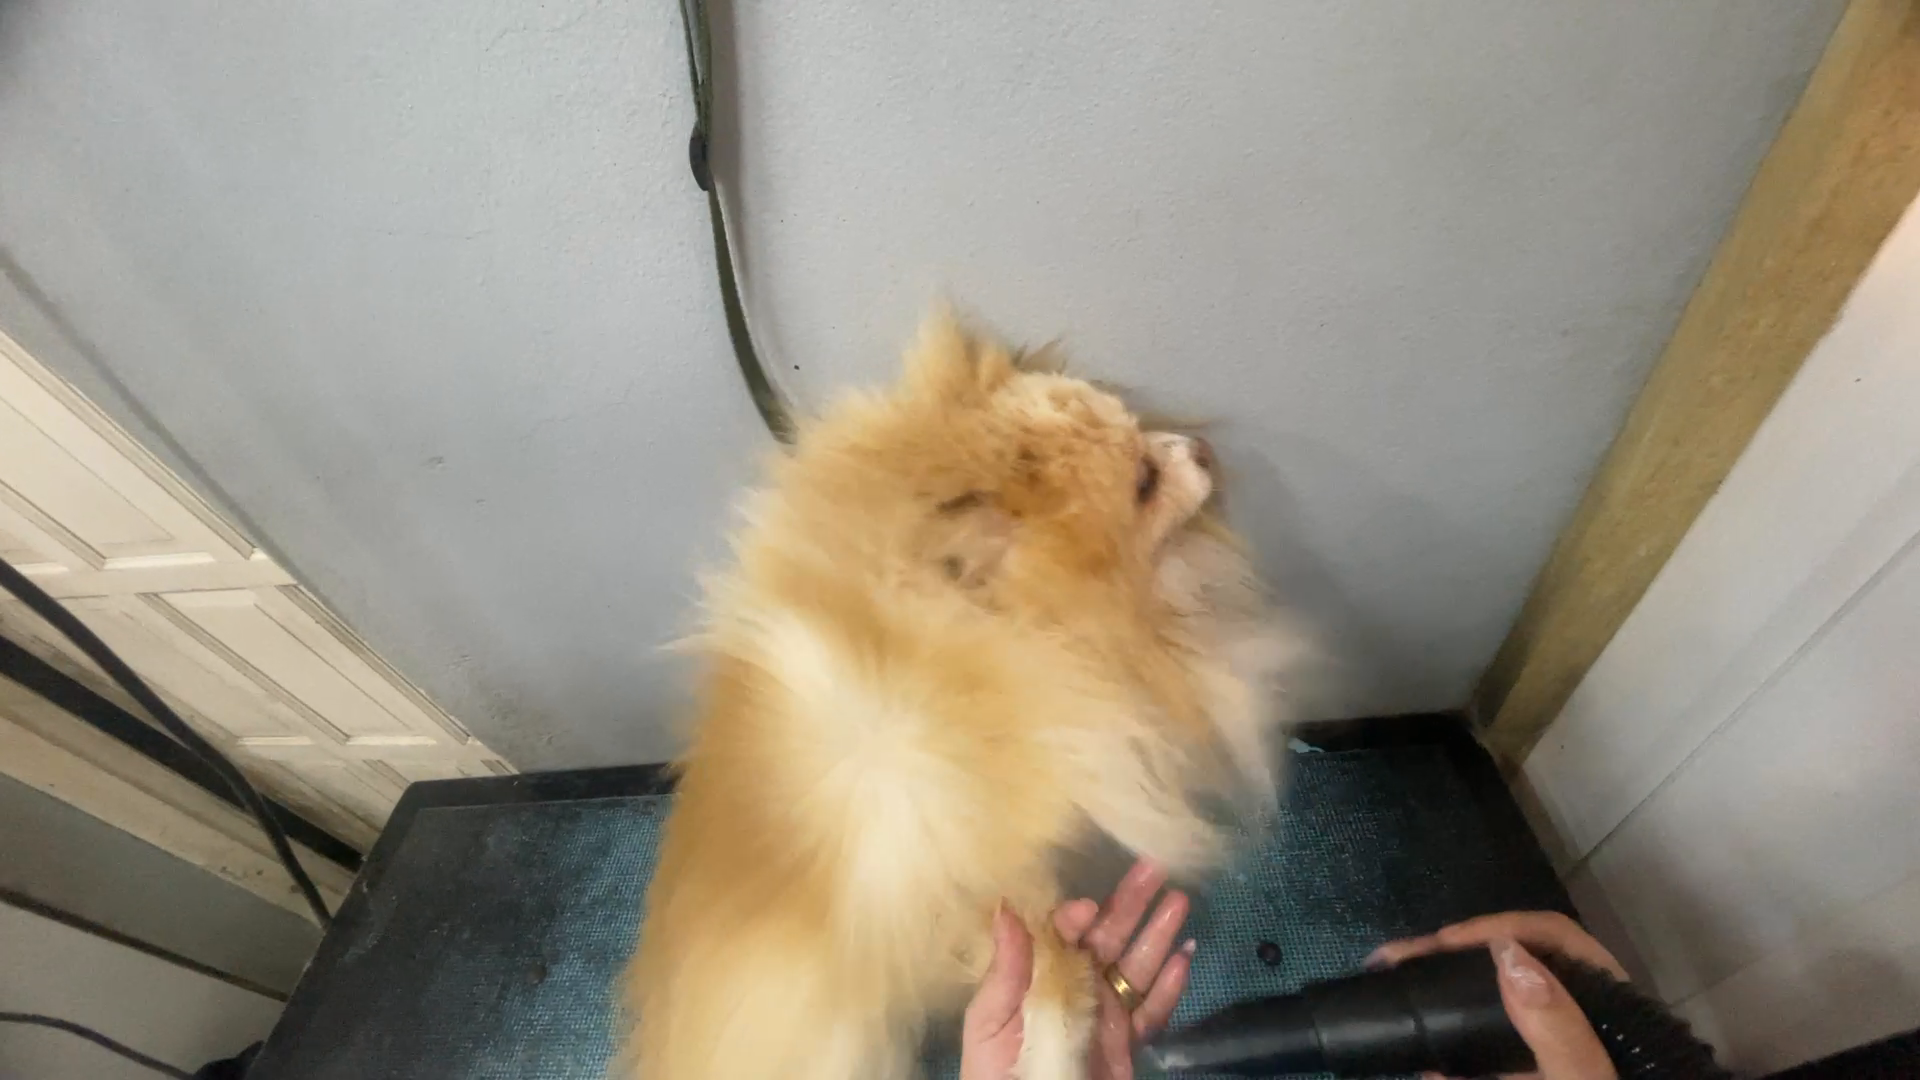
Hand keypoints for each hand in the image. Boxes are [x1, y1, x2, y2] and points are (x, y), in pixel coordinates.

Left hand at [960, 859, 1195, 1079]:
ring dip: (1158, 933)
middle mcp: (1075, 983)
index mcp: (1039, 971)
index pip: (1064, 931)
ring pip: (1136, 965)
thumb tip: (1005, 904)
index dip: (1078, 914)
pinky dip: (1171, 988)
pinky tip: (1185, 957)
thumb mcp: (989, 1023)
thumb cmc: (997, 1074)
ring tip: (1180, 901)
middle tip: (1155, 867)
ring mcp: (1104, 1013)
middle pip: (1108, 936)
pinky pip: (1153, 1014)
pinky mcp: (1126, 1046)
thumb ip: (1005, 970)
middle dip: (1131, 902)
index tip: (1088, 909)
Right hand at [1368, 911, 1624, 1079]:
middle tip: (1395, 961)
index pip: (1556, 940)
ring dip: (1442, 992)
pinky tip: (1424, 1063)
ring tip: (1394, 988)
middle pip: (1517, 962)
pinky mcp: (1531, 1075)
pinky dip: (1452, 1053)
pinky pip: (1488, 1055)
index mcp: (1617, 1020)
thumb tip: (1507, 955)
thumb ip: (1561, 1037)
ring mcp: (1560, 1057)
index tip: (1441, 948)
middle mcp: (1591, 1028)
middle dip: (1449, 955)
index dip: (1495, 929)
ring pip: (1497, 1004)